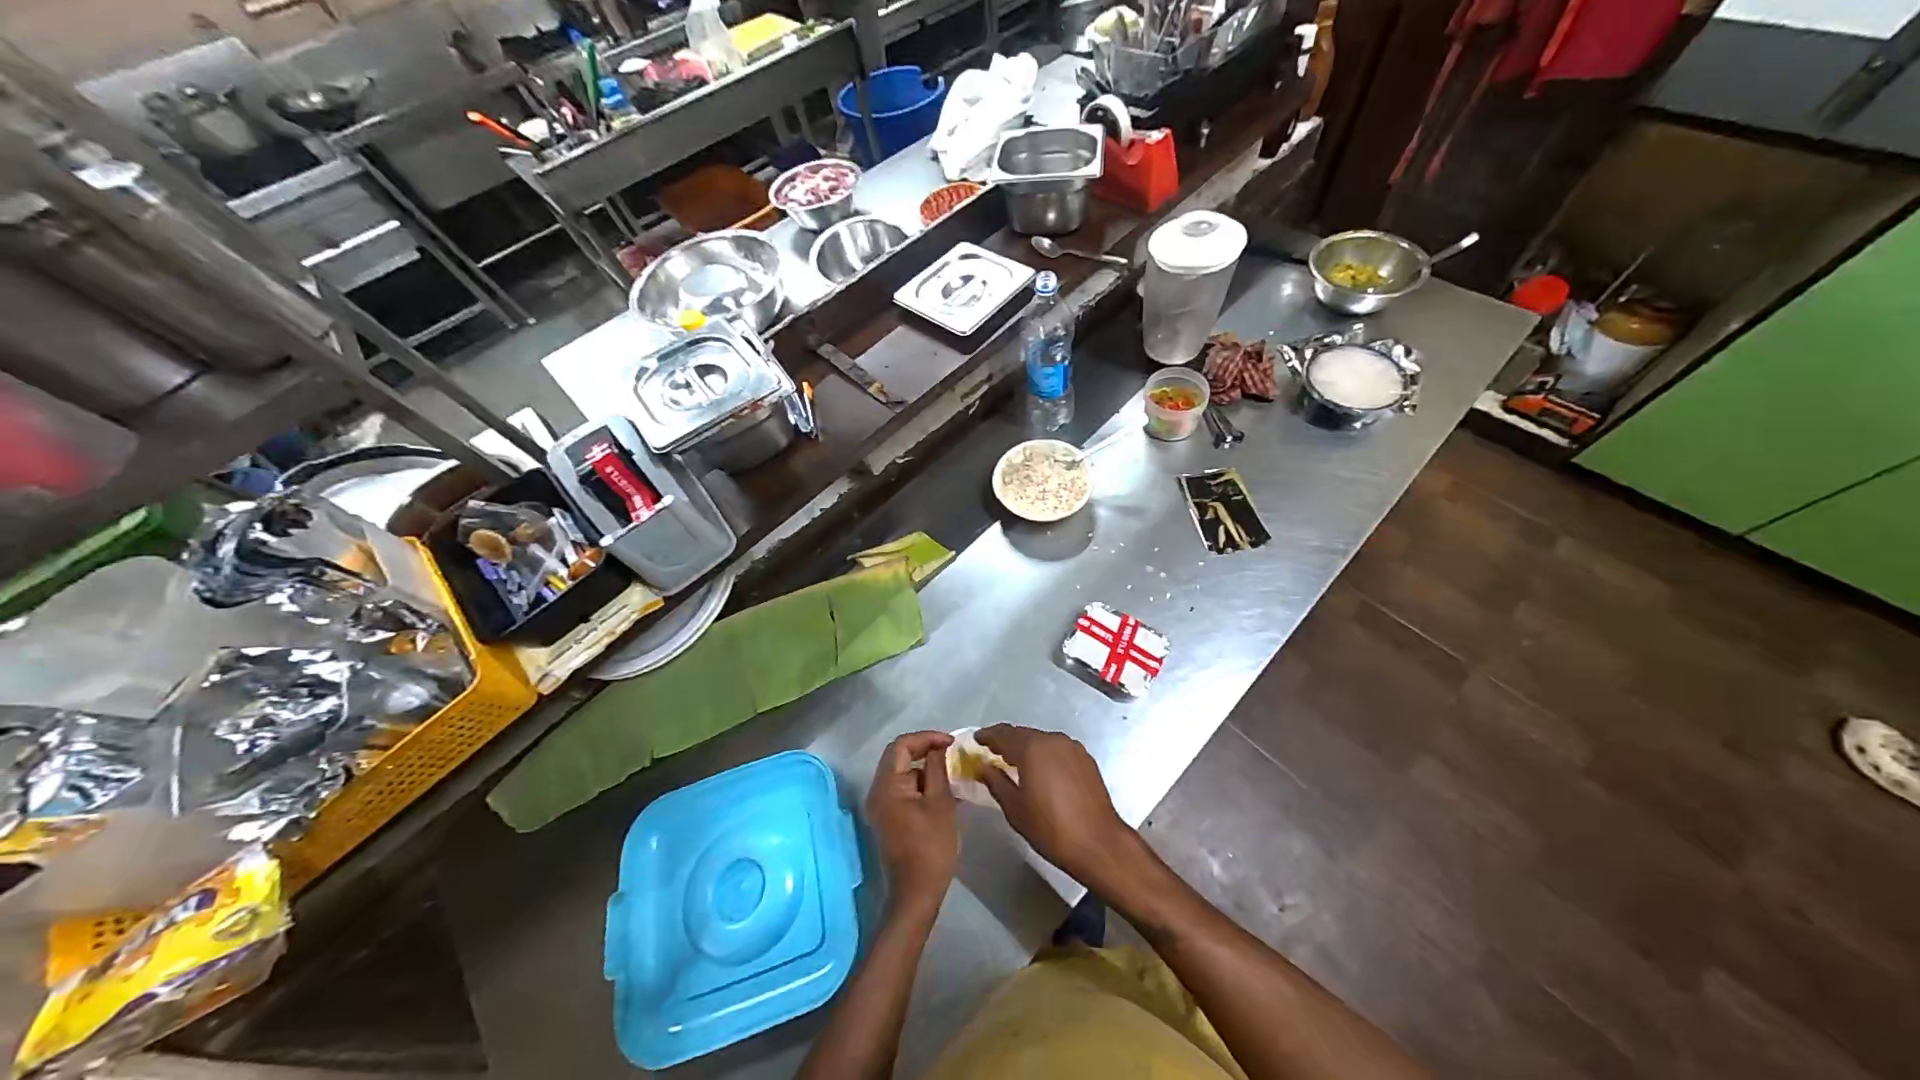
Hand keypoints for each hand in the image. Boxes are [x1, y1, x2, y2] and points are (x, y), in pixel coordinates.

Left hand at [866, 731, 958, 910]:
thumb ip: (938, 769)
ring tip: (952, 770)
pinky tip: (944, 790)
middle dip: (925, 750)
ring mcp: (881, 806)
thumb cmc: (931, 846)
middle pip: (898, 757)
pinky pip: (903, 789)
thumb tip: (939, 748)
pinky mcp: (888, 817)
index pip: (901, 745)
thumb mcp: (941, 803)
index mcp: (886, 786)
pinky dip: (922, 784)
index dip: (926, 738)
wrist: (917, 891)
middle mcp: (877, 791)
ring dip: (925, 768)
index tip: (951, 743)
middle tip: (952, 753)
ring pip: (902, 773)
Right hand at [976, 725, 1141, 890]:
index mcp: (1032, 748)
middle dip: (1006, 741)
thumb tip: (984, 768)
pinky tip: (1040, 769)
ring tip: (1014, 761)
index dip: (988, 736)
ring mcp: (1072, 748)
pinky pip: (1057, 749)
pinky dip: (1044, 754)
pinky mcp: (1086, 759)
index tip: (977, 740)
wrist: (1098, 843)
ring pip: (1042, 740)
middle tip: (992, 751)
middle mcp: (1053, 740)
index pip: (1004, 734)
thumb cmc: (1050, 828)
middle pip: (1023, 734)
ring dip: (1026, 747)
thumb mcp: (1014, 808)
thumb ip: (996, 782)